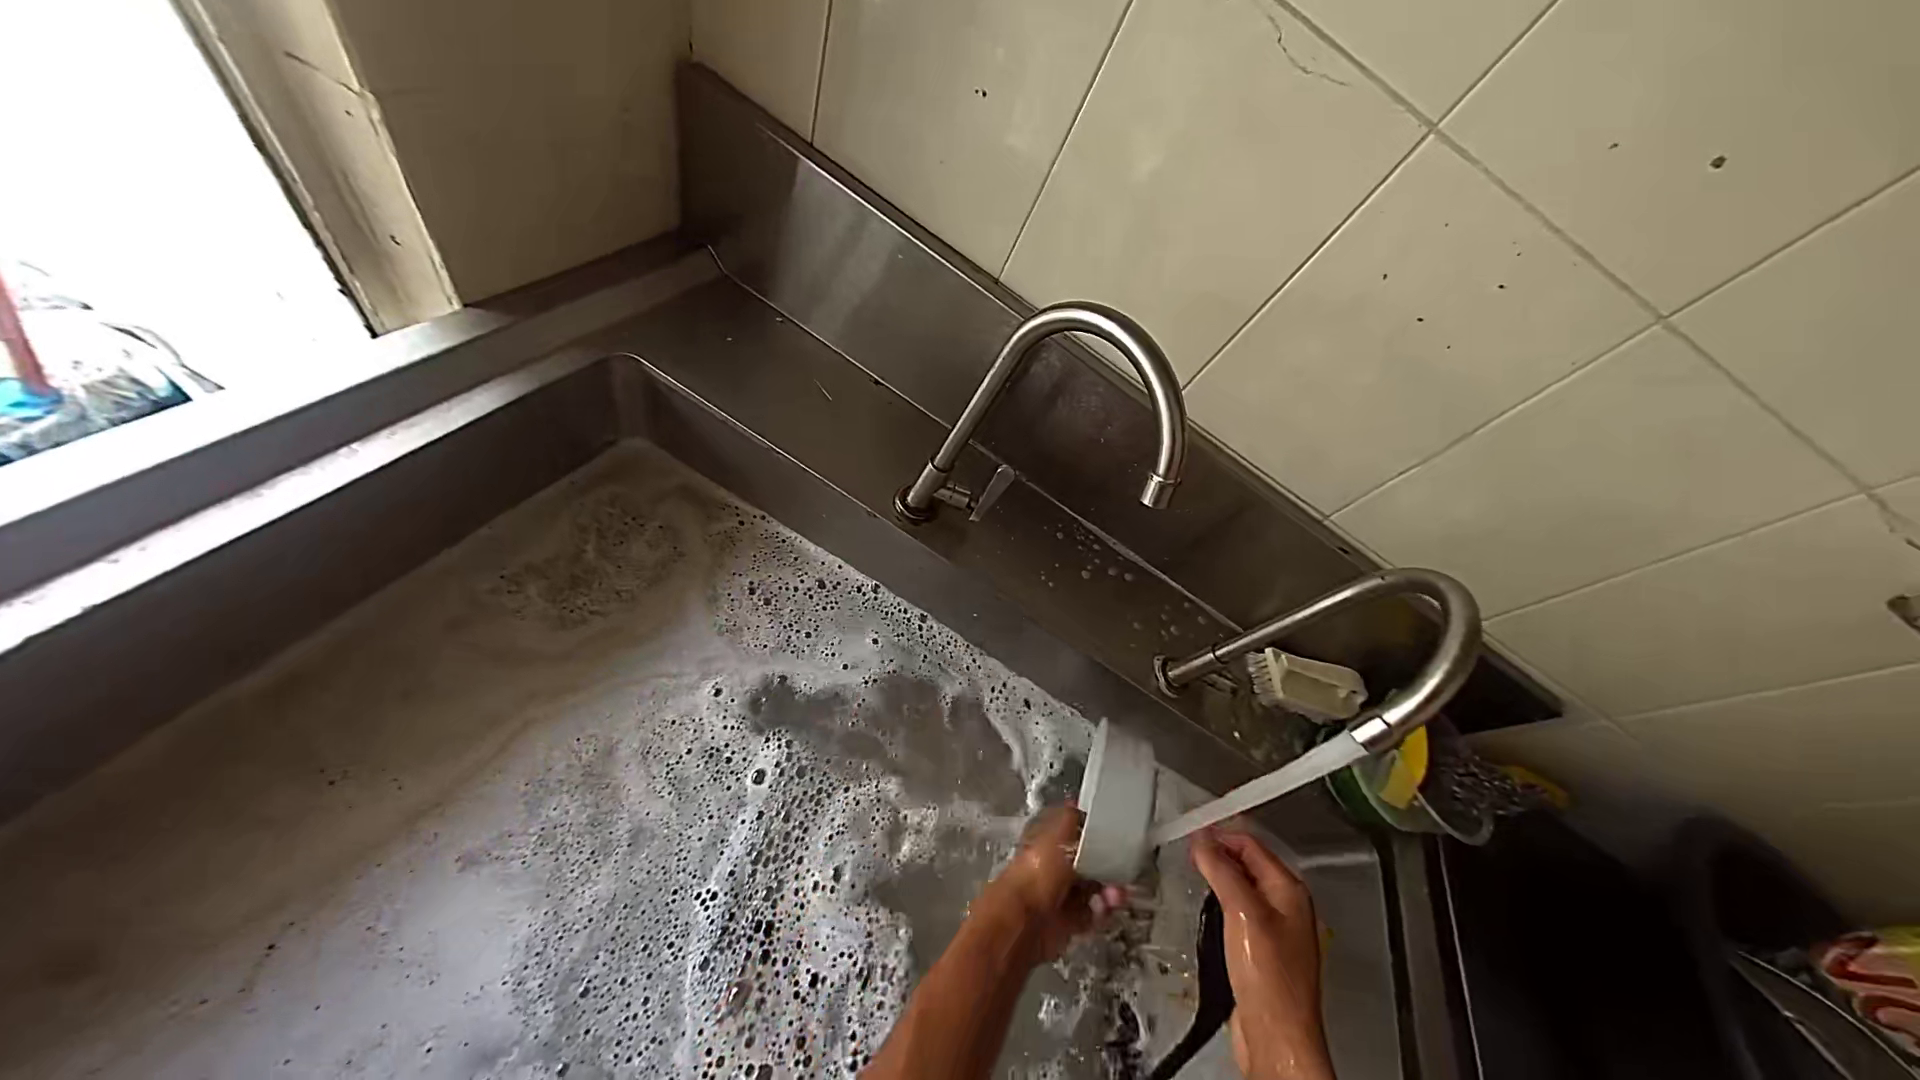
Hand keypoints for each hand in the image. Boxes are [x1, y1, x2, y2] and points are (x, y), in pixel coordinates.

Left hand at [974, 804, 1127, 963]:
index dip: (1095, 832)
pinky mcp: (1068, 921)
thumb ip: (1074, 817)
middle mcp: (1052, 865)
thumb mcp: (1059, 829)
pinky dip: (1103, 912)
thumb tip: (1084, 809)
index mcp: (1045, 839)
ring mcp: (1060, 894)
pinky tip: (1106, 908)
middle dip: (1109, 865)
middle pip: (1090, 861)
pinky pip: (1094, 914)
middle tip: (1122, 869)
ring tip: (1115, 894)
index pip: (1074, 829)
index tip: (1116, 835)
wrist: (1025, 920)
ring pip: (1095, 888)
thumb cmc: (1038, 869)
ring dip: (1110, 890)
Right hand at [1189, 826, 1334, 1079]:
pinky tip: (1204, 906)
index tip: (1192, 829)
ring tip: (1192, 872)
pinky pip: (1237, 910)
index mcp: (1289, 890)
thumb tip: (1202, 840)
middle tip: (1188, 849)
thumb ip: (1221, 870)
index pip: (1251, 844)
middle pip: (1247, 862)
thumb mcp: (1240, 912)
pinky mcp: (1260, 948)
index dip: (1221, 833)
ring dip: (1217, 876)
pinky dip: (1219, 900)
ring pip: (1241, 886)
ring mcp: (1274, 928)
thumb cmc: (1268, 978)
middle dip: (1218, 852)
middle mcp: (1285, 906)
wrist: (1274, 1036)